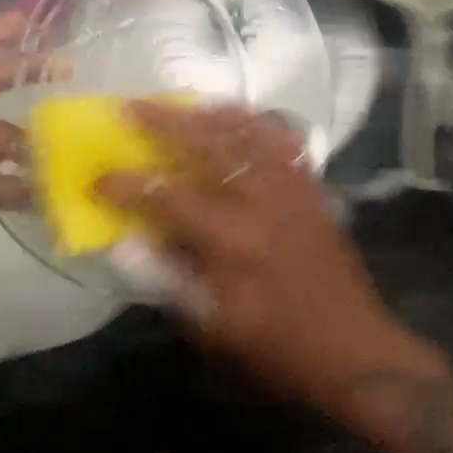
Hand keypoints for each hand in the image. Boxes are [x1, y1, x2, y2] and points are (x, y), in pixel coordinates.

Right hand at [98, 102, 449, 410]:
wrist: (353, 350)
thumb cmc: (275, 347)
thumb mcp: (213, 326)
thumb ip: (168, 277)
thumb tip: (127, 242)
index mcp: (230, 241)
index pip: (167, 197)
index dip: (127, 185)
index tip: (99, 178)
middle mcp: (260, 202)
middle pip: (205, 146)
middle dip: (163, 123)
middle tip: (130, 106)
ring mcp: (289, 189)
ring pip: (244, 133)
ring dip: (206, 114)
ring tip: (178, 102)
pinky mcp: (310, 189)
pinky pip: (282, 141)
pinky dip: (256, 123)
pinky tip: (237, 117)